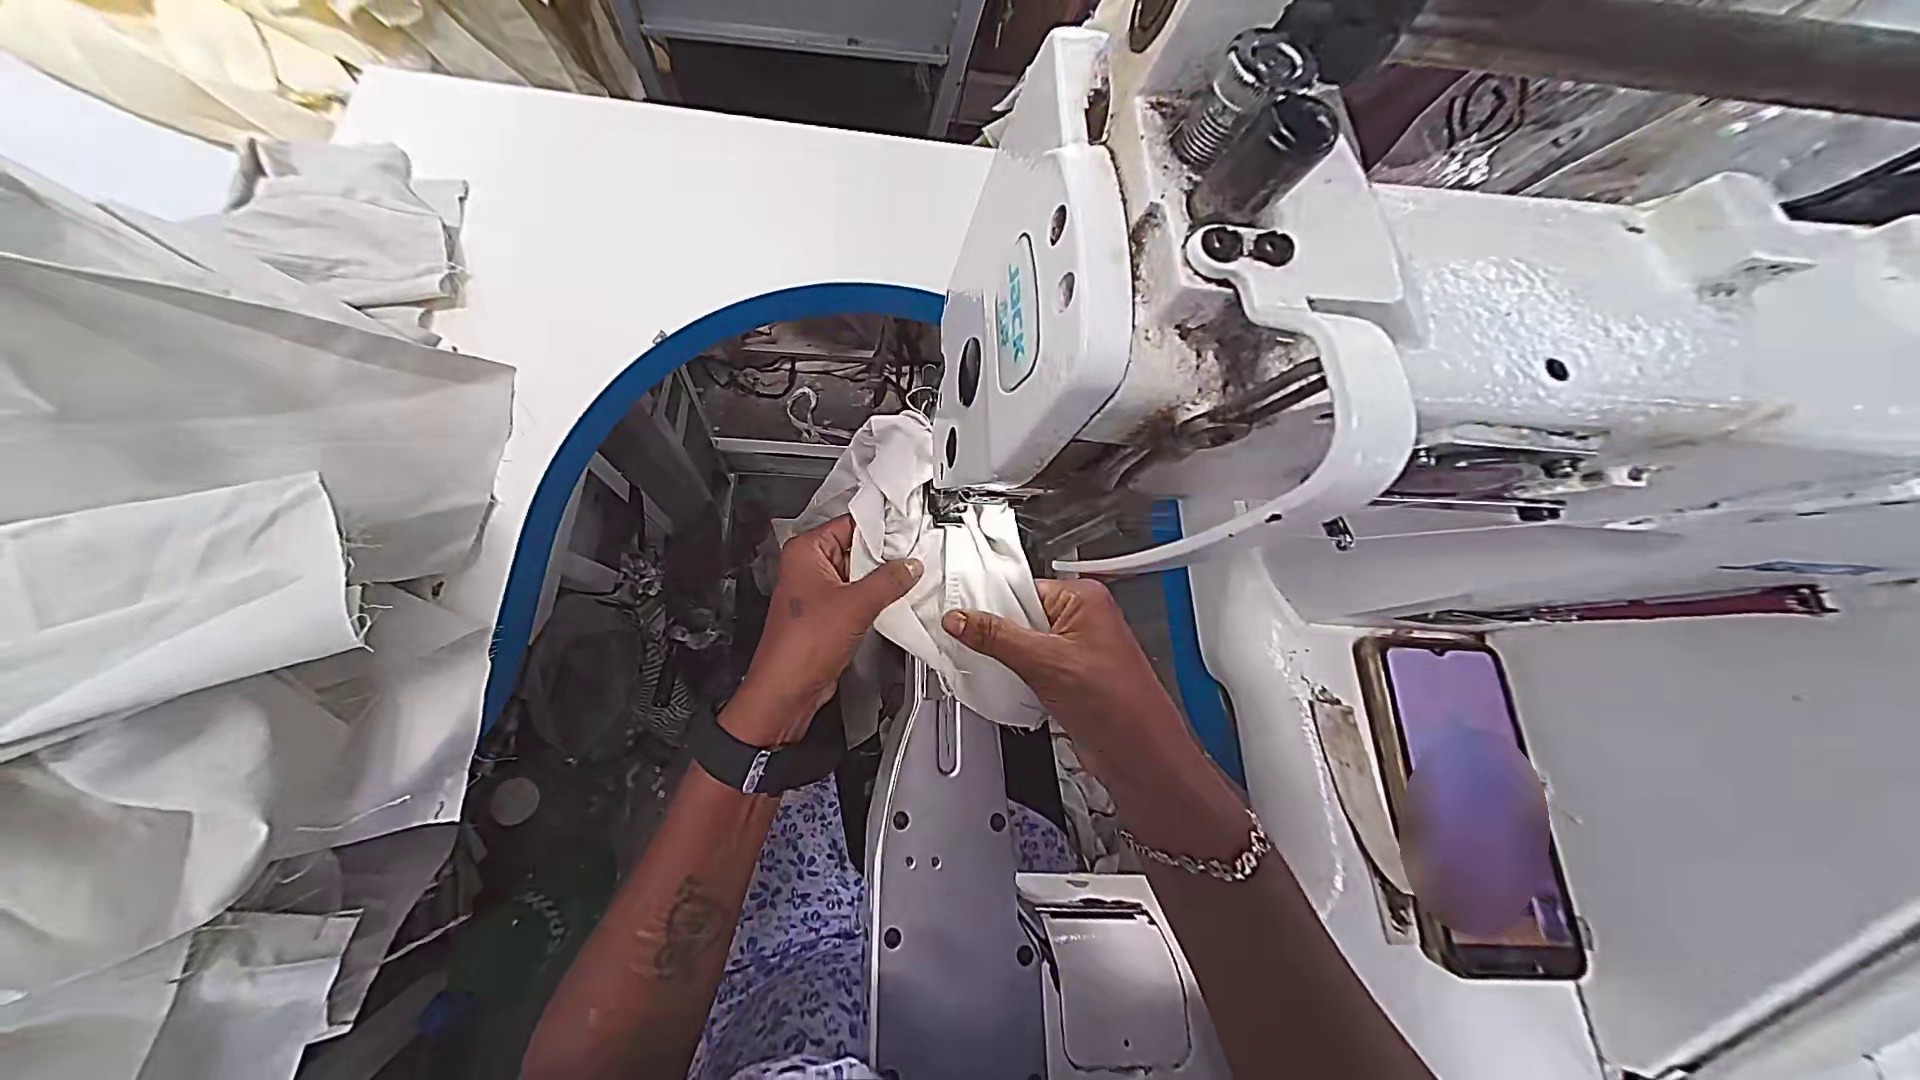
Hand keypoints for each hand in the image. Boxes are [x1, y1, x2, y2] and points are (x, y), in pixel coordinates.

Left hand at [730, 515, 920, 743]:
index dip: (880, 527)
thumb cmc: (799, 648)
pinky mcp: (829, 613)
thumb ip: (889, 581)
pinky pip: (858, 596)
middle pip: (857, 548)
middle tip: (911, 558)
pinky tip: (893, 601)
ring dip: (881, 580)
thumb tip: (908, 566)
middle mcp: (808, 568)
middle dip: (884, 556)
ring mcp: (818, 591)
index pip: (850, 523)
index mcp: (805, 552)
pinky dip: (875, 598)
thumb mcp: (855, 605)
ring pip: (859, 574)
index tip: (907, 531)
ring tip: (905, 580)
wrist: (788, 691)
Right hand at [940, 579, 1185, 758]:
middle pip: (1020, 615)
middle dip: (999, 635)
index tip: (962, 615)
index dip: (991, 602)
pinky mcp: (1069, 676)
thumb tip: (962, 620)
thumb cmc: (1119, 703)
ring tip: (1005, 673)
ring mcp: (1075, 650)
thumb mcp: (1044, 662)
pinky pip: (1031, 667)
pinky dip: (1018, 677)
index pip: (1022, 586)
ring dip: (1008, 660)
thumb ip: (996, 637)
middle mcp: (1082, 619)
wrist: (1139, 754)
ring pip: (1024, 644)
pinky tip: (1014, 688)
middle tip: (979, 647)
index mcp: (1083, 598)